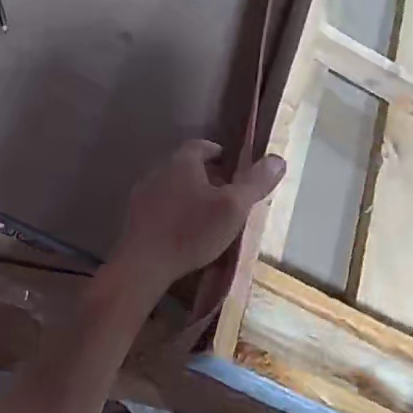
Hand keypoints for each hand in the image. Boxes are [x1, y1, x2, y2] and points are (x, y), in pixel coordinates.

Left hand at [110, 140, 285, 290]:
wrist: (143, 265)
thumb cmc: (191, 231)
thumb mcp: (233, 207)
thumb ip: (255, 182)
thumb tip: (278, 159)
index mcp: (182, 163)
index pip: (200, 146)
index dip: (216, 152)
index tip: (230, 164)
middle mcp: (159, 173)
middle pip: (185, 167)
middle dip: (205, 176)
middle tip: (225, 193)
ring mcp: (142, 196)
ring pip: (171, 188)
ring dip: (188, 196)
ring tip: (206, 216)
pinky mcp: (134, 220)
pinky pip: (159, 209)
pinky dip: (174, 214)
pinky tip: (183, 234)